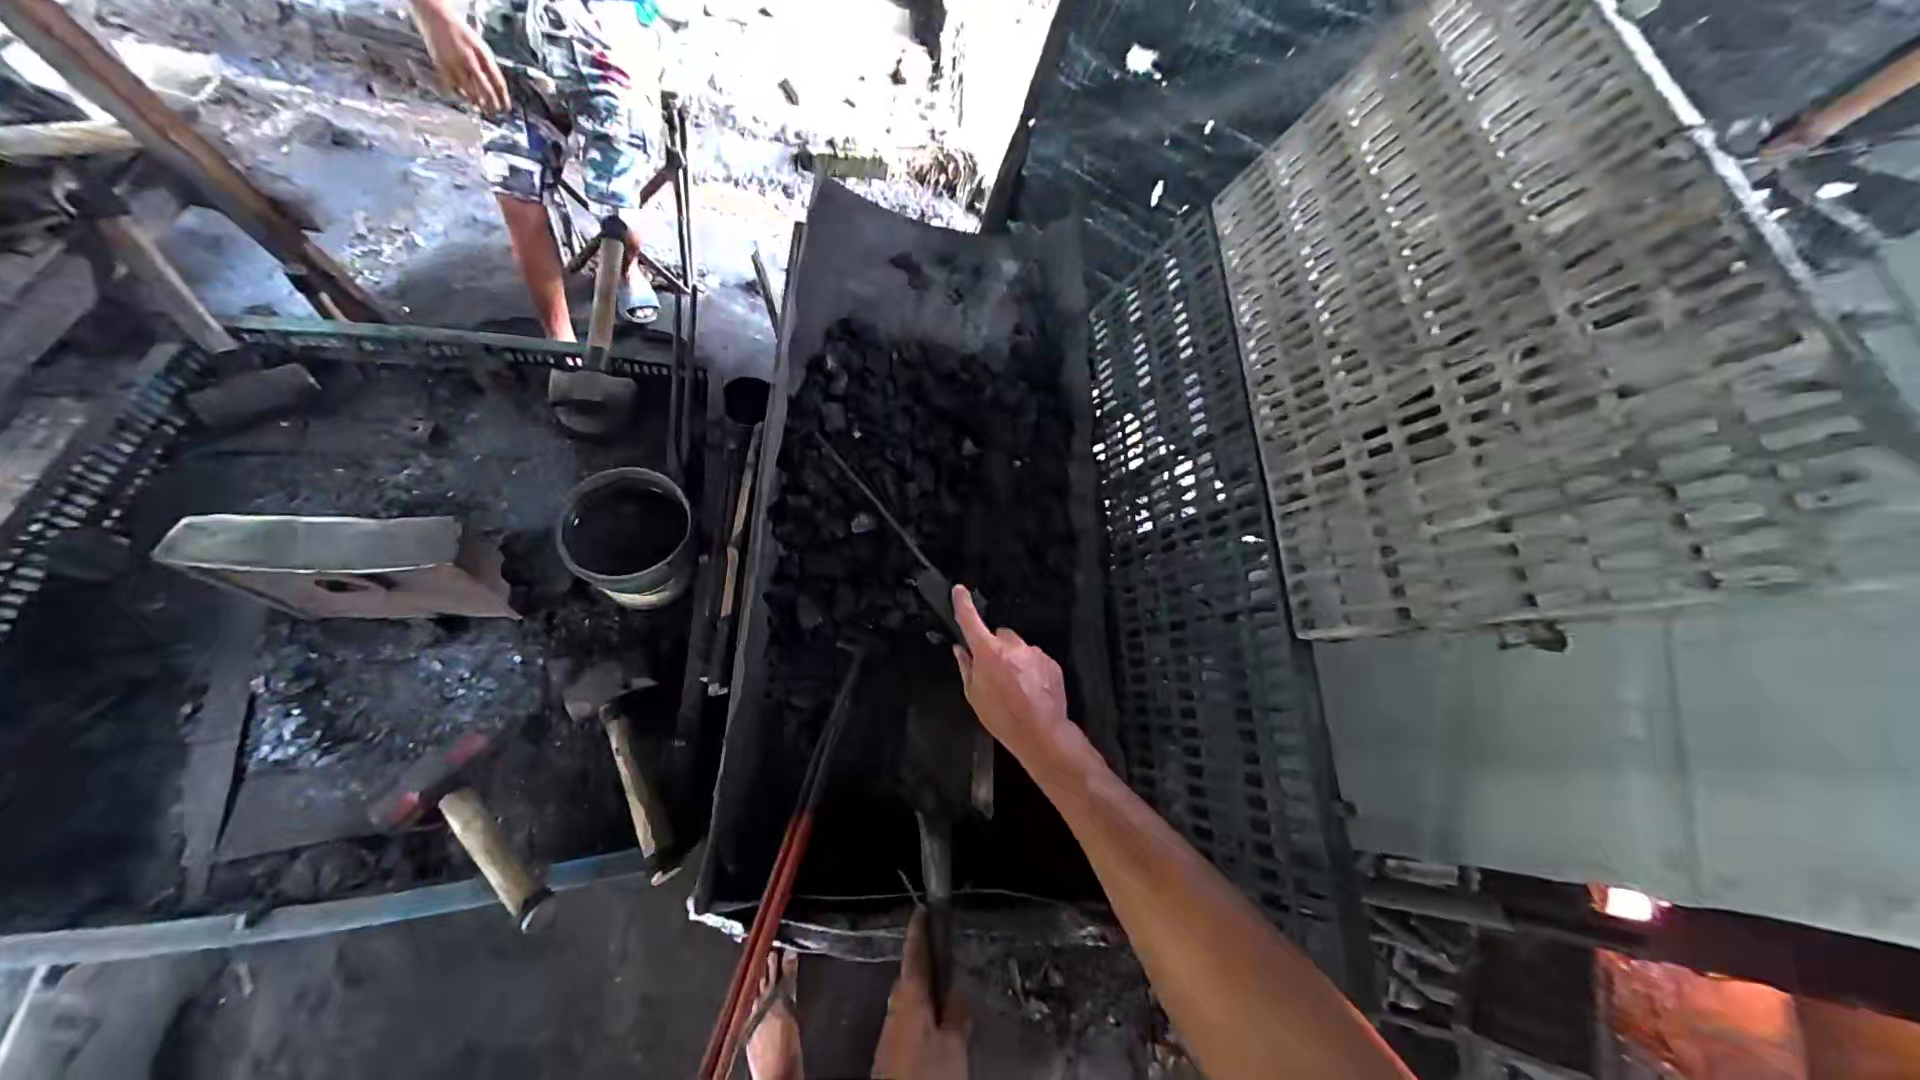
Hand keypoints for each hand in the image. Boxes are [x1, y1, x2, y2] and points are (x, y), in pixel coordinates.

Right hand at [411, 0, 508, 113]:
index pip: (498, 82)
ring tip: (482, 108)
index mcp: (481, 55)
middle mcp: (468, 60)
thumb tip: (499, 88)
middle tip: (495, 112)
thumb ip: (490, 66)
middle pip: (485, 89)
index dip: (503, 98)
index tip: (506, 108)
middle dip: (492, 104)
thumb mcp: (482, 48)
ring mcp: (454, 63)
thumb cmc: (463, 35)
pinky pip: (454, 87)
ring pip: (470, 91)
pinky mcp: (441, 65)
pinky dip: (462, 95)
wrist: (435, 16)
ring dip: (478, 102)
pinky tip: (467, 99)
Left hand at [871, 909, 966, 1079]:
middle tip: (949, 957)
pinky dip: (924, 1018)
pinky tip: (939, 1027)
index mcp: (909, 997)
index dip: (919, 930)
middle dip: (928, 968)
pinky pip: (910, 1024)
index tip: (922, 909)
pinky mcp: (891, 1056)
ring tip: (951, 994)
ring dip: (928, 996)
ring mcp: (890, 1034)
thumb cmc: (927, 1077)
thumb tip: (957, 991)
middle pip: (912, 979)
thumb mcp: (954, 1046)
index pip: (914, 953)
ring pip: (912, 1003)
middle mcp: (894, 1010)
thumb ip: (957, 1015)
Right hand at [950, 584, 1085, 770]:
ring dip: (1015, 661)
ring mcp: (1034, 653)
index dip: (963, 604)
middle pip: (1000, 636)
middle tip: (995, 673)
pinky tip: (1030, 691)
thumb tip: (961, 650)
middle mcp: (1012, 646)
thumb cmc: (1002, 717)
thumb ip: (966, 667)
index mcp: (988, 652)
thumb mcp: (974, 695)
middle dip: (996, 648)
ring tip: (1016, 688)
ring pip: (1020, 649)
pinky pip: (1035, 659)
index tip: (960, 591)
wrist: (1041, 732)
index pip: (971, 621)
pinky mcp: (1050, 662)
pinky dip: (1031, 670)